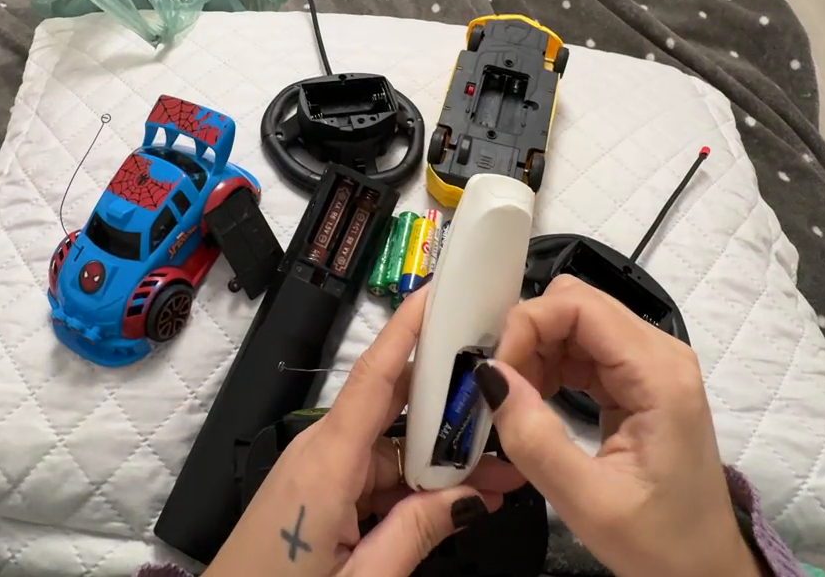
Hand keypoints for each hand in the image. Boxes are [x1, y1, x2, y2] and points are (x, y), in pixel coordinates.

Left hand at [205, 291, 523, 576]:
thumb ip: (416, 533)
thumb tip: (473, 495)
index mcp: (328, 461)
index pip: (375, 375)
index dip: (407, 327)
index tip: (440, 290)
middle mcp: (322, 449)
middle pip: (393, 405)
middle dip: (449, 399)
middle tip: (506, 392)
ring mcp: (319, 469)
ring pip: (391, 445)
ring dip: (440, 454)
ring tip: (502, 467)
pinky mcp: (318, 490)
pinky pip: (375, 473)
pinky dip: (415, 481)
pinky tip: (457, 495)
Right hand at [477, 276, 761, 576]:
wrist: (707, 572)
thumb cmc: (661, 546)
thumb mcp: (589, 503)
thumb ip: (535, 439)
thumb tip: (489, 376)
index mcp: (658, 373)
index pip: (578, 304)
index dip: (528, 325)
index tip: (499, 373)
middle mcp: (659, 351)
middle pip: (575, 303)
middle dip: (530, 336)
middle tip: (508, 389)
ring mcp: (650, 360)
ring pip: (573, 319)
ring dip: (536, 350)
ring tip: (522, 401)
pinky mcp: (637, 374)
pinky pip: (581, 343)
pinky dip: (550, 363)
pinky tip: (540, 399)